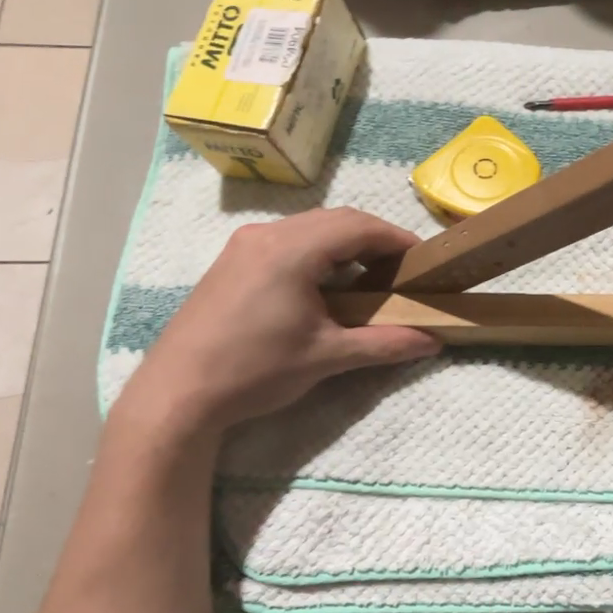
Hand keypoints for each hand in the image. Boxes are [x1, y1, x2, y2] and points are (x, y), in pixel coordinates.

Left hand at [119, 207, 440, 434]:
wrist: (179, 391)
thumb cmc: (255, 370)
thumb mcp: (328, 357)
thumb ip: (385, 344)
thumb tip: (433, 341)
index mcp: (291, 250)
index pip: (358, 227)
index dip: (397, 238)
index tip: (425, 259)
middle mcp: (266, 235)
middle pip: (335, 220)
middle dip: (375, 240)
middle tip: (404, 269)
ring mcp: (245, 246)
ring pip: (310, 228)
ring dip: (347, 246)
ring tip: (373, 277)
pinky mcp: (233, 262)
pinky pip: (288, 241)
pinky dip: (320, 253)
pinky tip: (330, 285)